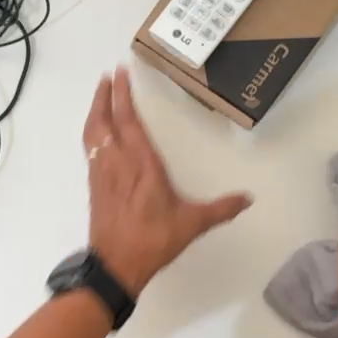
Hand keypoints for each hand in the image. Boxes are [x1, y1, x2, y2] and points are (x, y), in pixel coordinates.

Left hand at [83, 66, 251, 295]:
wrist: (116, 265)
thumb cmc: (153, 240)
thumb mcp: (192, 223)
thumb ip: (220, 208)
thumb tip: (247, 199)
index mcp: (142, 164)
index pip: (130, 120)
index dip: (124, 95)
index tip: (121, 73)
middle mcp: (118, 162)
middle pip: (105, 120)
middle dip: (105, 95)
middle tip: (108, 75)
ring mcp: (102, 173)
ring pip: (93, 132)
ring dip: (95, 110)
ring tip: (100, 94)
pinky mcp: (94, 185)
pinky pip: (90, 149)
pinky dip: (92, 132)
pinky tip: (97, 131)